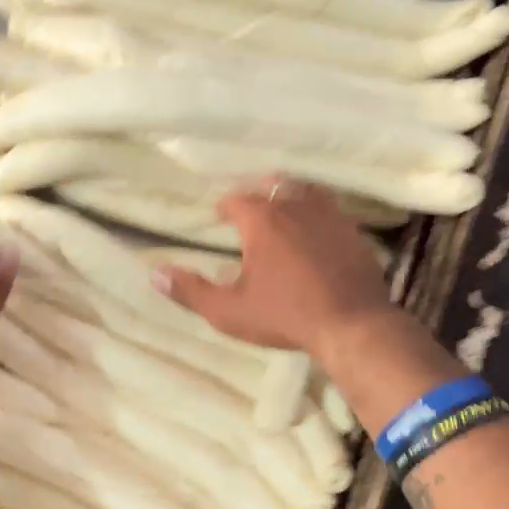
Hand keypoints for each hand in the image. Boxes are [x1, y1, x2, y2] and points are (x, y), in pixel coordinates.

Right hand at [152, 176, 398, 358]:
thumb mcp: (229, 311)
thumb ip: (191, 291)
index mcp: (263, 220)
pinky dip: (318, 212)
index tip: (219, 215)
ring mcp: (330, 215)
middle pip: (273, 185)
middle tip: (250, 206)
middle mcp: (296, 207)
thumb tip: (155, 274)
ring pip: (306, 190)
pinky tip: (318, 229)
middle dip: (258, 192)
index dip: (225, 205)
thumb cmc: (284, 316)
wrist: (351, 324)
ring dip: (290, 195)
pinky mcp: (353, 232)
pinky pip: (332, 209)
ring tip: (283, 207)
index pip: (237, 199)